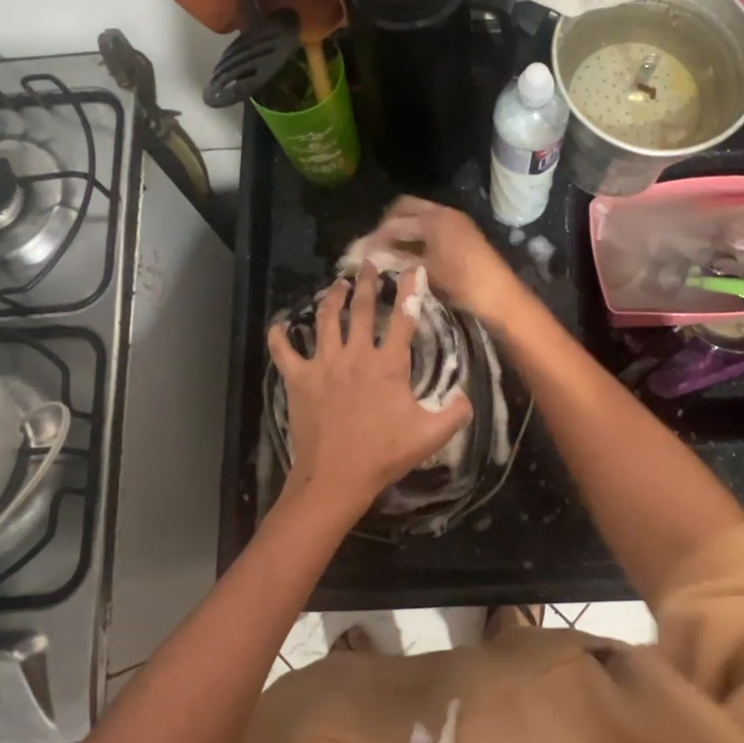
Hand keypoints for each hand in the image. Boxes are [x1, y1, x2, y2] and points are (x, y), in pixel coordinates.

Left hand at [267, 263, 473, 521]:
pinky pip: (285, 352)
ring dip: (332, 298)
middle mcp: (355, 355)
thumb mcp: (431, 435)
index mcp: (388, 364)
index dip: (411, 291)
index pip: (404, 318)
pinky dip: (279, 337)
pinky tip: (278, 325)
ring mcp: (324, 365)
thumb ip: (455, 412)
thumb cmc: (384, 454)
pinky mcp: (299, 380)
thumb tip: (465, 395)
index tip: (412, 270)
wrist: (336, 476)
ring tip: (337, 285)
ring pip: (325, 320)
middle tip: (368, 265)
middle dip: (367, 283)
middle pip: (361, 309)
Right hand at [365, 196, 527, 322]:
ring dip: (404, 225)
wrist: (499, 294)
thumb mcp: (424, 272)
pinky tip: (410, 251)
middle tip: (375, 243)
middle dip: (388, 222)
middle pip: (406, 207)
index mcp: (433, 219)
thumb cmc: (461, 283)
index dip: (375, 237)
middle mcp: (444, 212)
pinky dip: (418, 232)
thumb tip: (371, 256)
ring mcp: (455, 220)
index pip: (395, 223)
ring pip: (420, 213)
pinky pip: (432, 222)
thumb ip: (397, 260)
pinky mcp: (463, 230)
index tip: (361, 251)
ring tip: (389, 248)